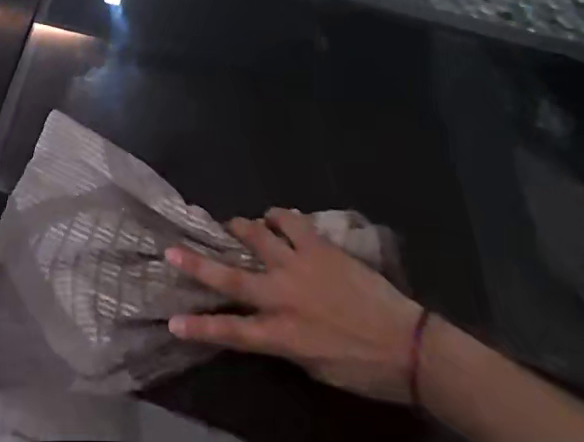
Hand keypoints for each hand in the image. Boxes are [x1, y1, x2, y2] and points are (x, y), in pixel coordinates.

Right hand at [167, 208, 424, 402]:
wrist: (412, 347)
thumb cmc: (363, 367)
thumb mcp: (315, 366)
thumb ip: (284, 341)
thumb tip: (266, 321)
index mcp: (282, 335)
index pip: (231, 332)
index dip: (199, 327)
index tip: (172, 321)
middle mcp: (283, 297)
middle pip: (231, 279)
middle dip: (197, 265)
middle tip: (171, 251)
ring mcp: (300, 267)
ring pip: (256, 237)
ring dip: (240, 228)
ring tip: (233, 225)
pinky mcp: (320, 248)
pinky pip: (291, 221)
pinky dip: (278, 217)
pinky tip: (277, 218)